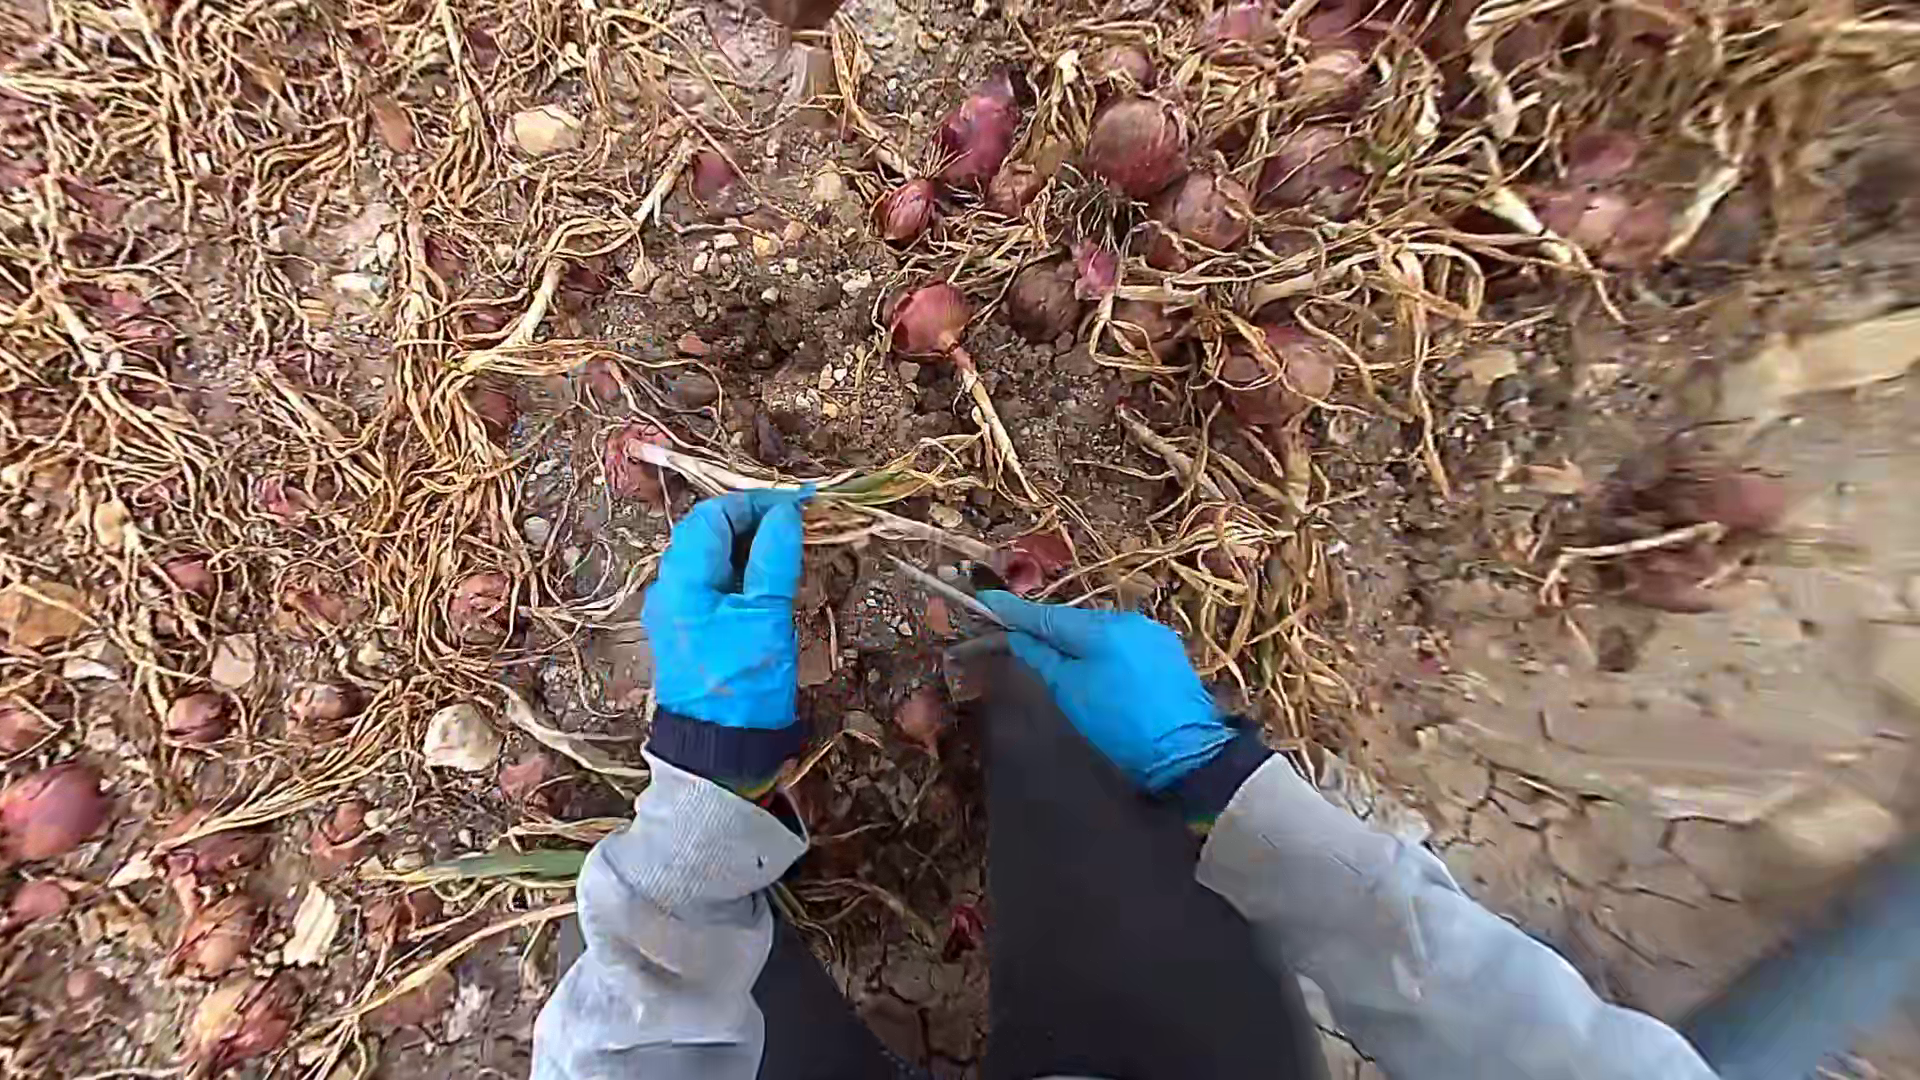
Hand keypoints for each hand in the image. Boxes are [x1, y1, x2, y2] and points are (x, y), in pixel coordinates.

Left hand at [643, 490, 807, 729]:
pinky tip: (772, 571)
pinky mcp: (693, 625)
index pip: (714, 516)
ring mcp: (680, 607)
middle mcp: (671, 587)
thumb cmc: (745, 681)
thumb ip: (774, 558)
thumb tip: (787, 512)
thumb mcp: (767, 615)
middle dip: (754, 519)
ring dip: (751, 542)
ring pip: (714, 555)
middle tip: (798, 520)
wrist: (723, 747)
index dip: (755, 503)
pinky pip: (717, 580)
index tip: (797, 504)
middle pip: (710, 532)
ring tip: (791, 541)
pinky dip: (745, 568)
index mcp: (682, 581)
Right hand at [977, 592, 1232, 791]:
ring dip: (1068, 641)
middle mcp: (1127, 620)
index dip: (1011, 611)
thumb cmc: (1120, 727)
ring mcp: (1149, 634)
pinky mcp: (1163, 651)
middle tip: (1010, 638)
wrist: (1190, 757)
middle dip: (1041, 629)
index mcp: (1101, 629)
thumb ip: (1038, 659)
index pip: (1045, 615)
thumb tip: (1014, 637)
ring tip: (1047, 657)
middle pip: (1070, 621)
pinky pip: (1116, 642)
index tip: (984, 599)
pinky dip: (1094, 651)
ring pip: (1094, 631)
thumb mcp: (1068, 694)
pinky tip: (1087, 667)